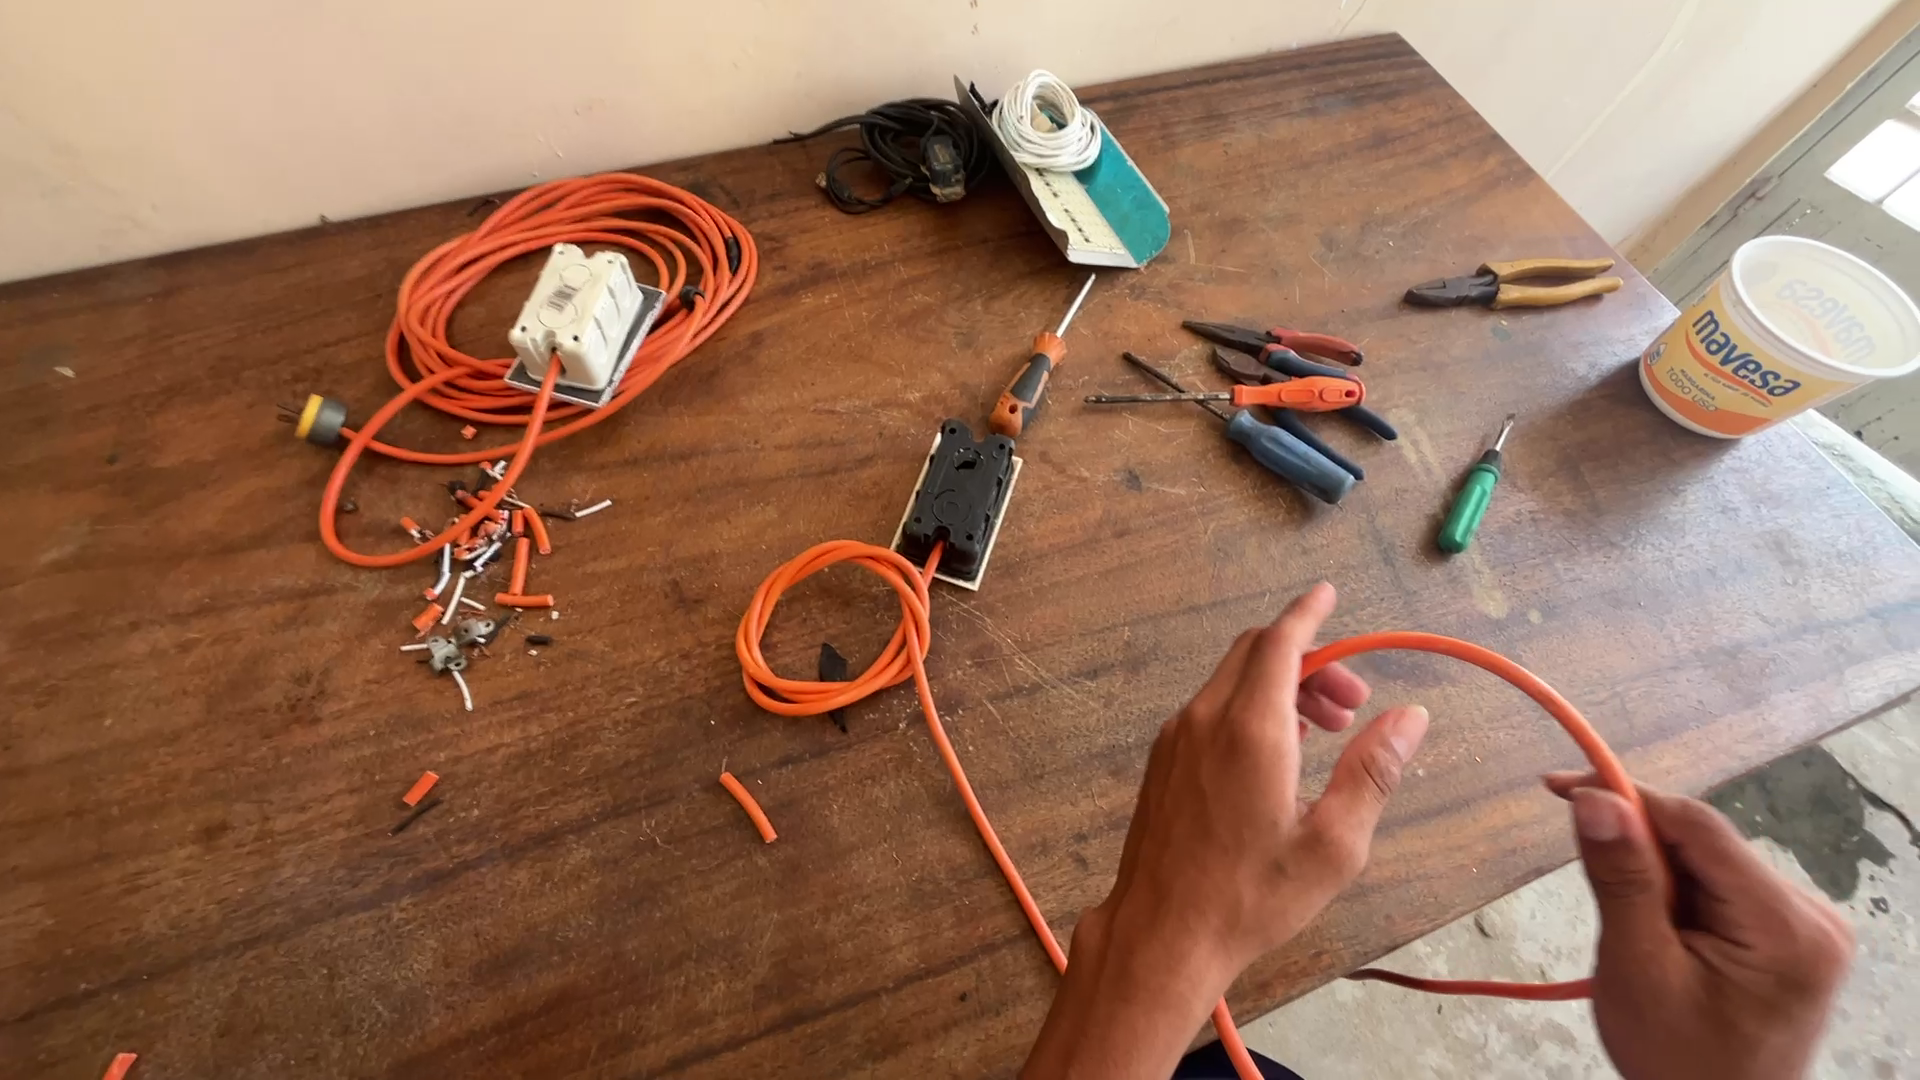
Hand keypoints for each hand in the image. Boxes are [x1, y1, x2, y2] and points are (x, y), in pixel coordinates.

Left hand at [1022, 584, 1429, 1078]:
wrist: (1162, 927)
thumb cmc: (1251, 894)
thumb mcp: (1332, 844)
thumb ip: (1372, 772)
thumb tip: (1410, 718)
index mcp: (1249, 729)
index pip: (1278, 643)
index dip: (1306, 612)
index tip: (1328, 593)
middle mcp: (1204, 717)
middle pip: (1254, 653)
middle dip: (1309, 659)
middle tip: (1354, 705)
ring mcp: (1176, 734)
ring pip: (1232, 680)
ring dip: (1280, 685)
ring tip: (1325, 731)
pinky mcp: (1164, 755)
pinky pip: (1211, 707)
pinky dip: (1250, 706)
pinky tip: (1278, 750)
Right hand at [1545, 773, 1853, 1079]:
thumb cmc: (1676, 1055)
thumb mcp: (1636, 965)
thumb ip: (1620, 878)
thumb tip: (1594, 797)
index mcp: (1785, 925)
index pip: (1696, 824)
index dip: (1622, 793)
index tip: (1555, 788)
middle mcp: (1808, 914)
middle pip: (1699, 839)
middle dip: (1633, 842)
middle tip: (1584, 869)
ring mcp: (1799, 925)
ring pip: (1698, 857)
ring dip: (1645, 866)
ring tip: (1622, 915)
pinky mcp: (1780, 933)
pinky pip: (1708, 880)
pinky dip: (1663, 885)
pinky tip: (1648, 918)